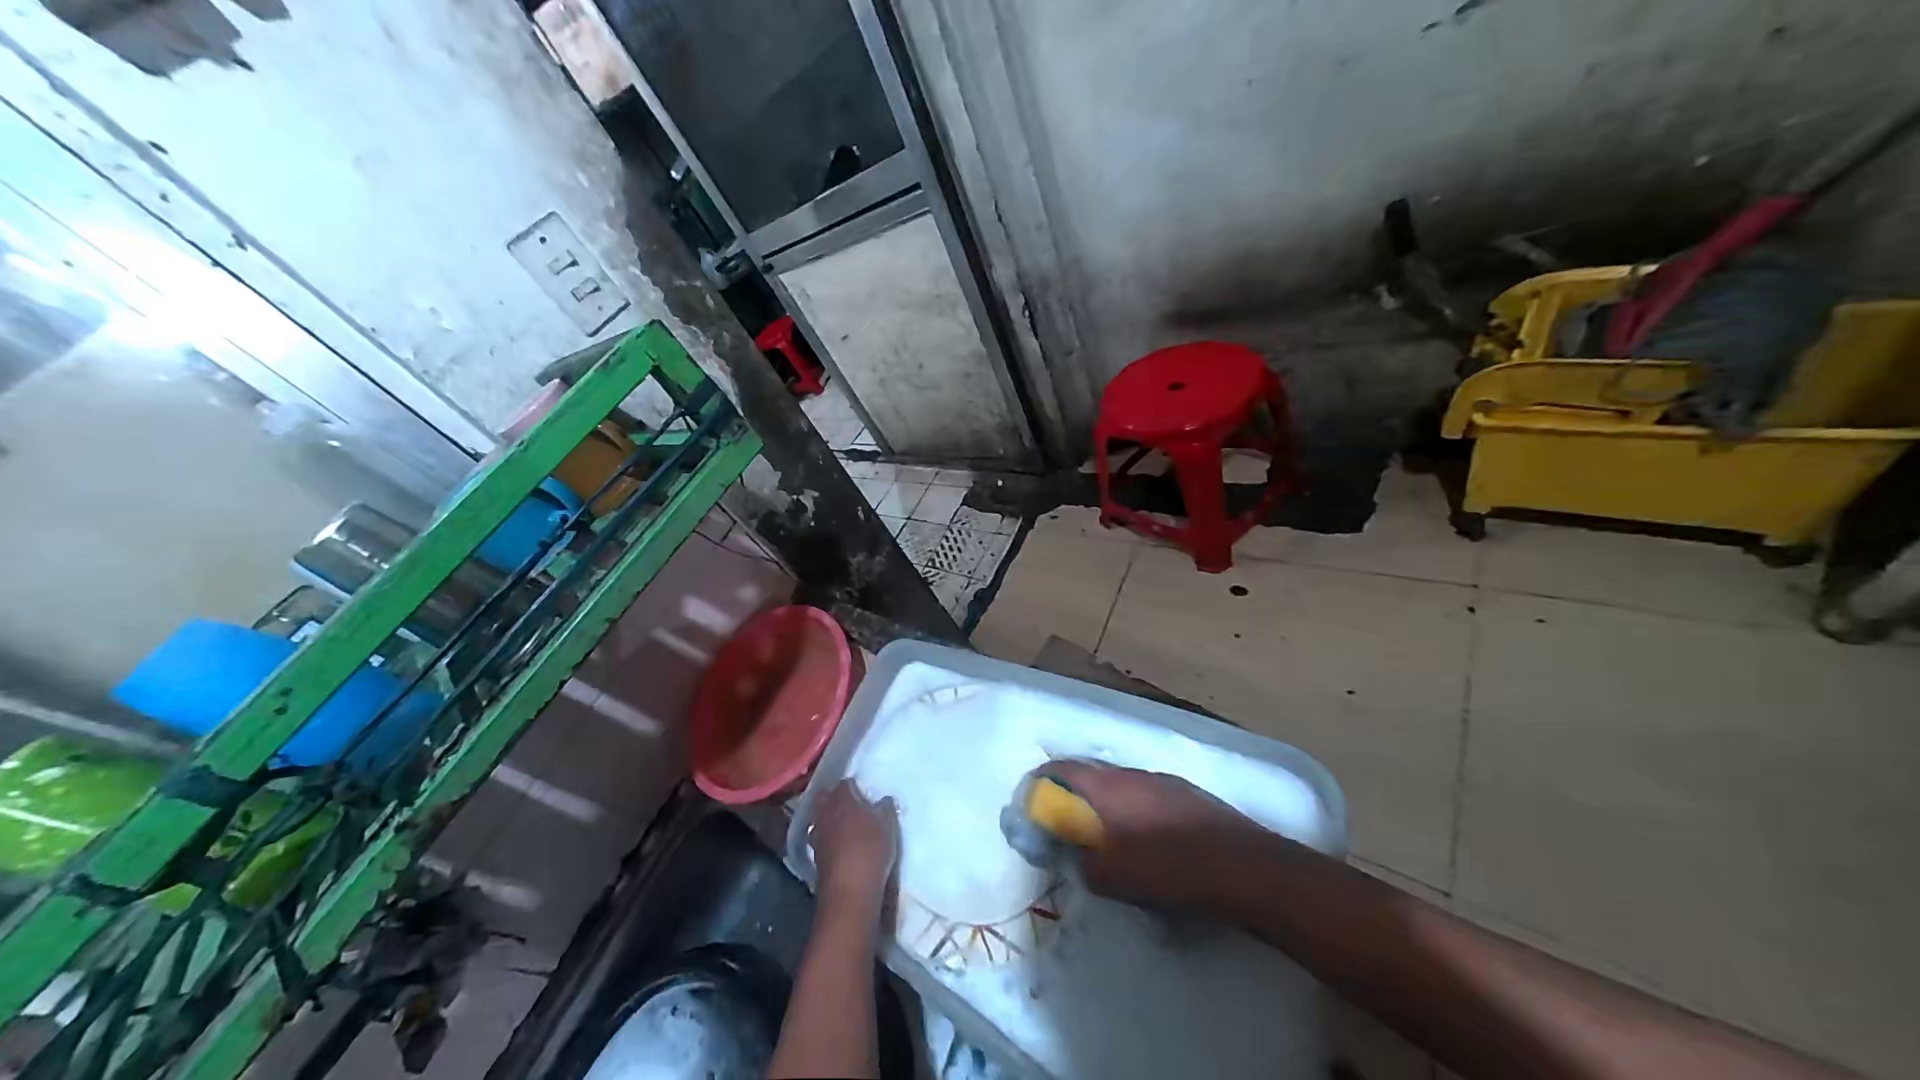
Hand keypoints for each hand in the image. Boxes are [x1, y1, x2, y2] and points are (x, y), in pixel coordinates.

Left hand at [809, 780, 896, 914]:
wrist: (850, 888)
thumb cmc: (871, 848)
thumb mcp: (888, 825)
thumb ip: (885, 808)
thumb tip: (884, 800)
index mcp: (841, 798)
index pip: (845, 783)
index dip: (855, 787)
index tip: (865, 795)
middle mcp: (824, 812)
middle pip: (825, 797)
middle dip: (834, 798)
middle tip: (851, 806)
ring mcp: (816, 833)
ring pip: (820, 818)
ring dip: (829, 819)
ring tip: (845, 827)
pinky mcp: (814, 855)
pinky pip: (821, 838)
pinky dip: (828, 838)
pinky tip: (840, 846)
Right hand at [1037, 761, 1269, 913]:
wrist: (1240, 867)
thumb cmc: (1166, 869)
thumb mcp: (1111, 877)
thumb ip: (1082, 861)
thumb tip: (1075, 854)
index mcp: (1105, 787)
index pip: (1058, 769)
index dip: (1039, 783)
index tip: (1031, 804)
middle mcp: (1129, 773)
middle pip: (1088, 773)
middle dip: (1072, 795)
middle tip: (1066, 823)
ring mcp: (1161, 779)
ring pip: (1119, 783)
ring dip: (1105, 802)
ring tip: (1105, 833)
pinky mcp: (1186, 793)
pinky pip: (1145, 793)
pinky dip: (1133, 808)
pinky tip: (1145, 836)